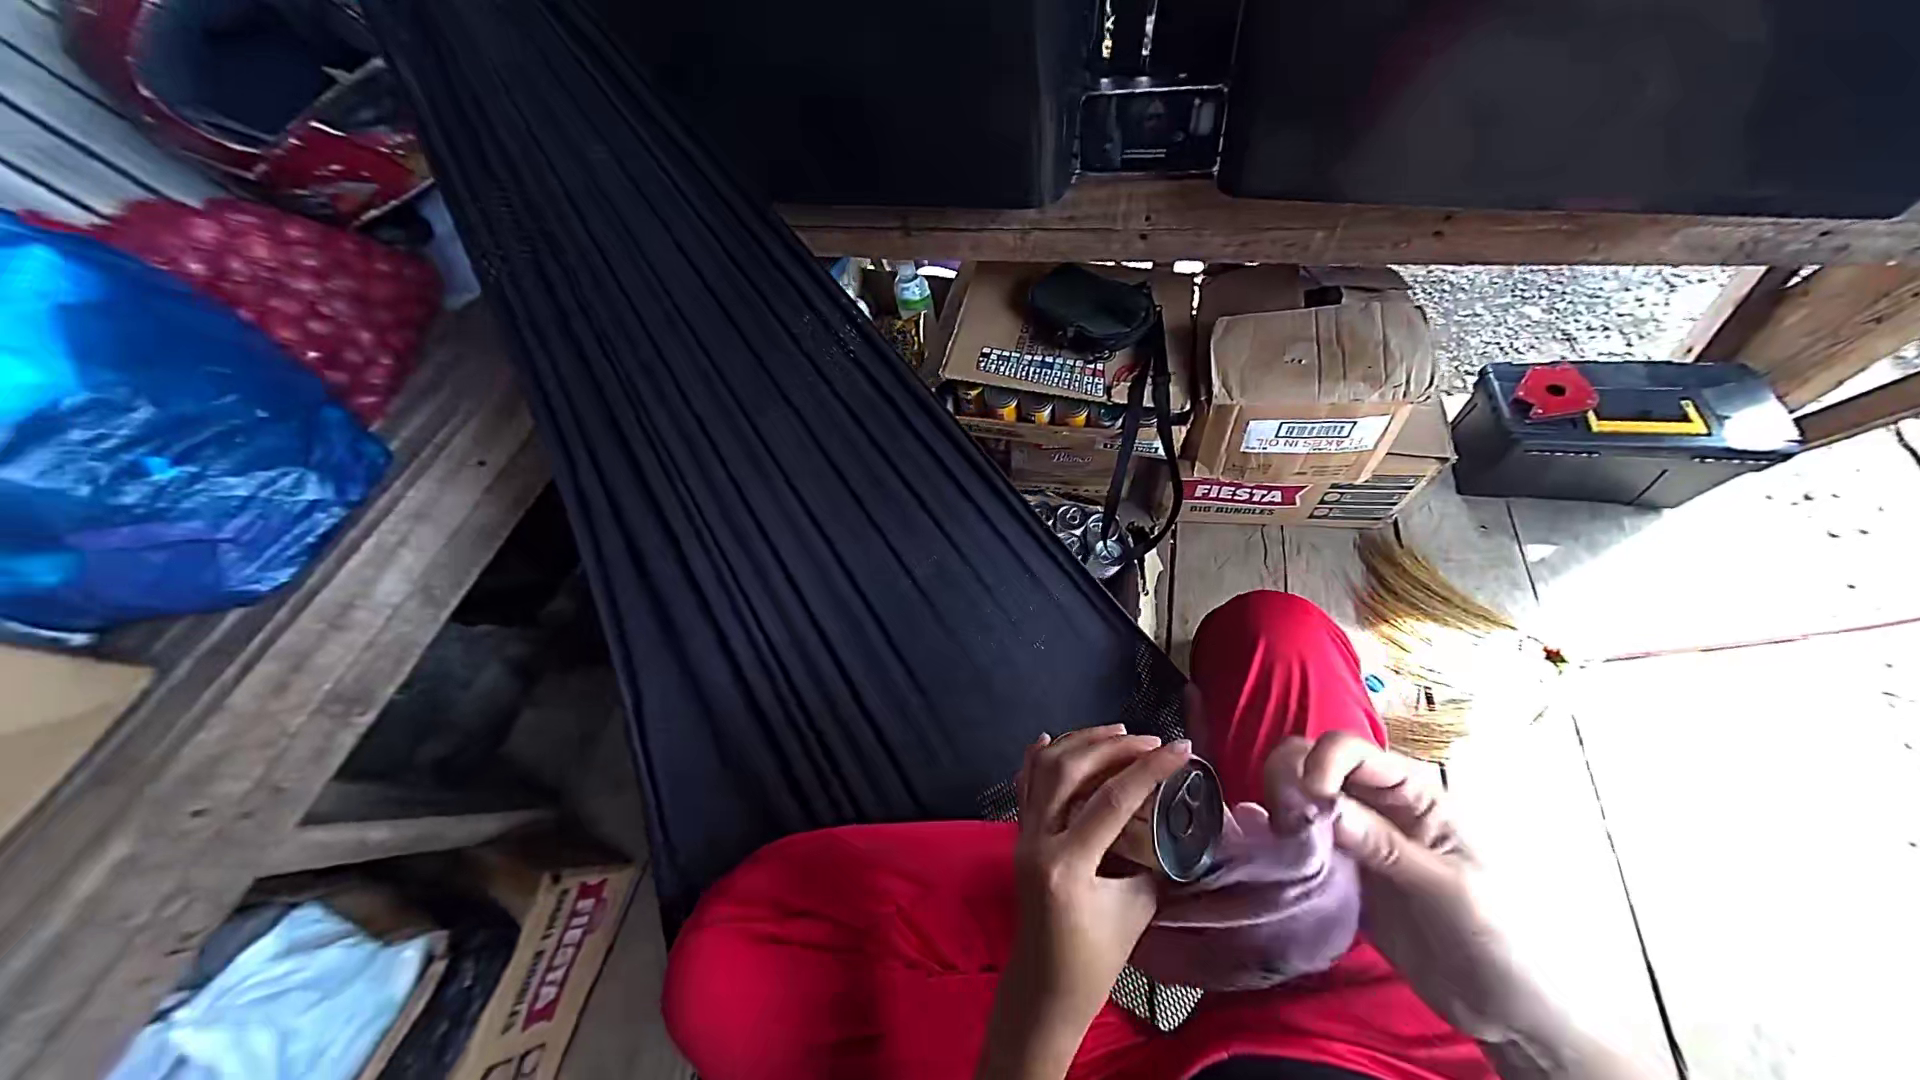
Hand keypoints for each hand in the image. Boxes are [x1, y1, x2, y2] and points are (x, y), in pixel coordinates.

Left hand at [975, 725, 1191, 1079]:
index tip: (1180, 749)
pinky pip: (1025, 785)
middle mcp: (1036, 840)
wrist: (1043, 989)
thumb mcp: (1134, 912)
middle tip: (1148, 740)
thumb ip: (1148, 859)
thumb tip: (1166, 818)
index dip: (1149, 769)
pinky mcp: (1018, 836)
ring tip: (1115, 733)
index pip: (1112, 800)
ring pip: (1044, 769)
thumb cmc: (1093, 961)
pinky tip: (1052, 739)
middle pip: (1070, 771)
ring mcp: (1022, 835)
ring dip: (1080, 743)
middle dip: (1111, 747)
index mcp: (1066, 864)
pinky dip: (1039, 759)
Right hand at [1264, 733, 1646, 1078]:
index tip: (1309, 799)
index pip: (1351, 751)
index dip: (1321, 762)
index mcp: (1414, 793)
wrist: (1508, 1011)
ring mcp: (1355, 834)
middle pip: (1313, 760)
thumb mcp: (1451, 890)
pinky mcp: (1339, 866)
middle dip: (1290, 776)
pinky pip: (1298, 834)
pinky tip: (1277, 852)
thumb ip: (1386, 845)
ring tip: (1281, 838)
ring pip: (1298, 792)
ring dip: (1280, 803)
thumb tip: (1322, 802)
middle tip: (1285, 819)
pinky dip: (1279, 835)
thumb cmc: (1502, 940)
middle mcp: (1377, 802)